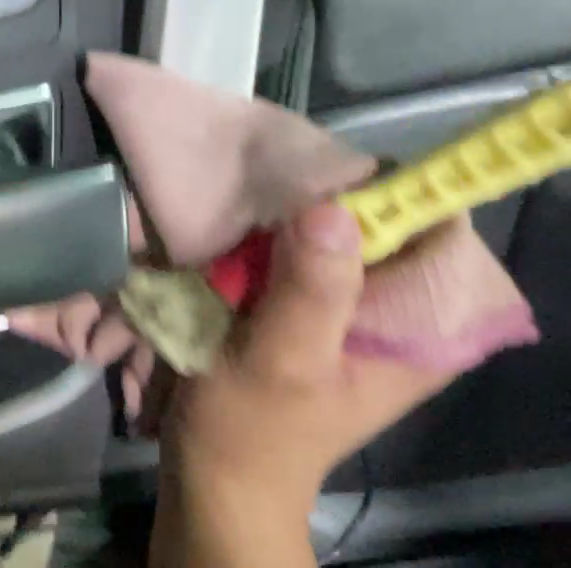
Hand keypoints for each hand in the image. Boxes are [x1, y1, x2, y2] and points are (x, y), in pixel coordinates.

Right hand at [163, 201, 458, 511]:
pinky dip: (271, 248)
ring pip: (340, 248)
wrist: (214, 473)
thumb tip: (334, 208)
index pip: (442, 245)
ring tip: (246, 219)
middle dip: (333, 210)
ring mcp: (351, 321)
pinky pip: (303, 264)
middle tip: (271, 199)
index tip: (328, 183)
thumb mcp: (280, 359)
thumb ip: (311, 289)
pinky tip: (235, 247)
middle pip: (390, 239)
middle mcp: (399, 323)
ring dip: (293, 228)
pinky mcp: (309, 320)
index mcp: (421, 337)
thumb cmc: (251, 424)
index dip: (398, 203)